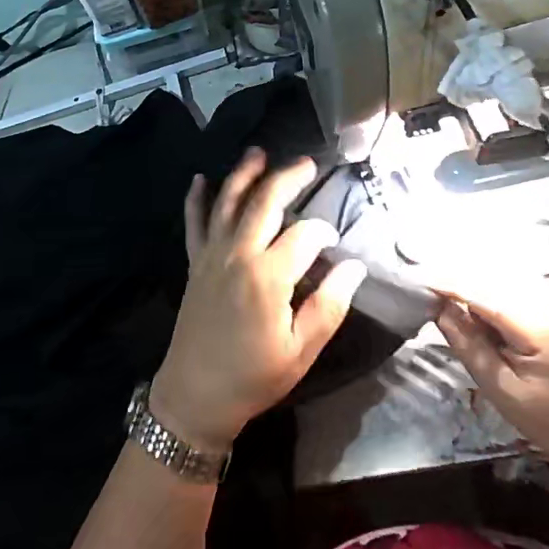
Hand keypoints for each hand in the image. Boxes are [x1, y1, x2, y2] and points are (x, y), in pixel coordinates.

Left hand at [151, 150, 365, 452]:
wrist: (194, 396)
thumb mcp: (301, 350)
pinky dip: (196, 199)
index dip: (325, 232)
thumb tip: (354, 266)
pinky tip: (199, 179)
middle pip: (265, 202)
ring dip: (244, 174)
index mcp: (269, 276)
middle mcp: (238, 254)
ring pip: (227, 202)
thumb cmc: (254, 377)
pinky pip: (194, 223)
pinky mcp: (195, 263)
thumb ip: (329, 305)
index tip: (336, 243)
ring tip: (258, 152)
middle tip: (307, 163)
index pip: (305, 234)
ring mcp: (212, 255)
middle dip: (288, 177)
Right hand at [436, 282, 548, 475]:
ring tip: (452, 301)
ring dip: (478, 284)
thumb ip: (468, 343)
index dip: (450, 283)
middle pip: (497, 277)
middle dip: (461, 280)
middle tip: (430, 291)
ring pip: (508, 277)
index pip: (486, 292)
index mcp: (545, 328)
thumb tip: (439, 307)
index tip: (418, 278)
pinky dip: (497, 290)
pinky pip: (523, 285)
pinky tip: (484, 308)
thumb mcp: (502, 390)